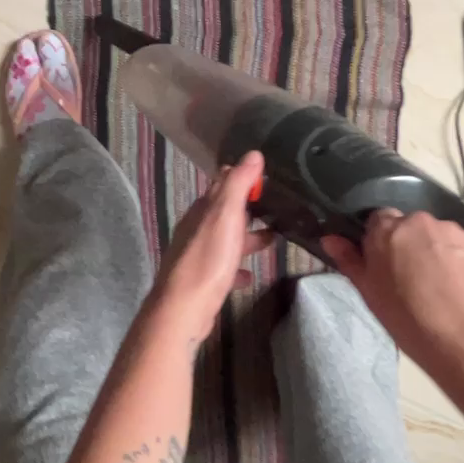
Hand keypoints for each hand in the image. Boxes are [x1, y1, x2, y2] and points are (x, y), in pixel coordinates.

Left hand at [148, 152, 274, 340]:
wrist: (184, 308)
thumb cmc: (208, 258)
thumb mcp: (225, 215)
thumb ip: (237, 184)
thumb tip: (253, 154)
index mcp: (203, 209)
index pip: (223, 183)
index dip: (244, 178)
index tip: (269, 179)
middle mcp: (197, 227)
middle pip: (226, 212)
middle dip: (249, 209)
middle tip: (279, 209)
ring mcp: (198, 254)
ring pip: (226, 239)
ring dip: (247, 237)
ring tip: (274, 239)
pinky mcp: (202, 280)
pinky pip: (223, 267)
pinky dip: (237, 267)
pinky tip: (249, 275)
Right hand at [323, 210, 463, 370]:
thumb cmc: (412, 323)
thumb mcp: (371, 296)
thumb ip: (350, 261)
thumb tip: (330, 238)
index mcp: (387, 229)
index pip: (378, 220)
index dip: (381, 242)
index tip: (386, 266)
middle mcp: (421, 222)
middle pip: (411, 227)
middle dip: (411, 247)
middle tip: (414, 282)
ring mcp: (456, 232)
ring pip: (440, 238)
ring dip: (438, 254)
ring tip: (445, 292)